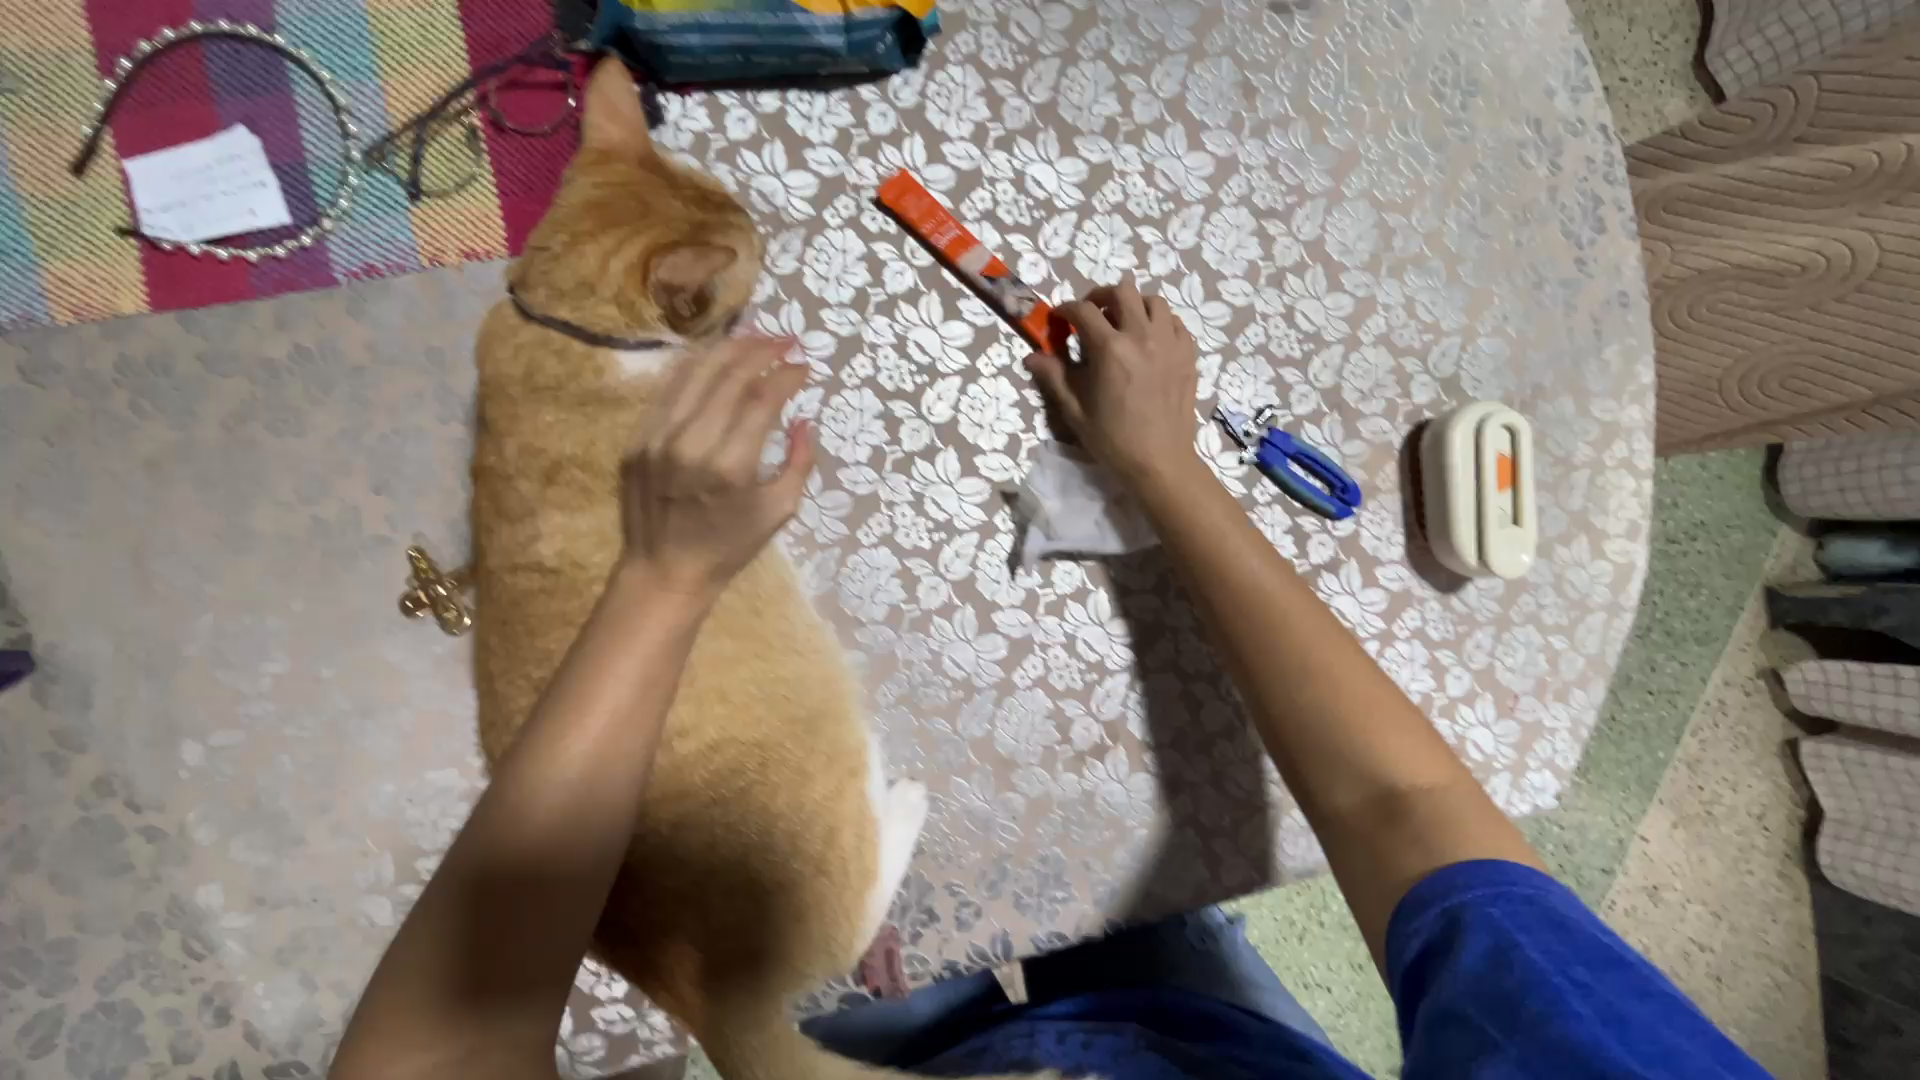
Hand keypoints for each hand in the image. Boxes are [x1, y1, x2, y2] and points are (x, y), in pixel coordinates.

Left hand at [619, 336, 814, 603]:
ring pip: (693, 374)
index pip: (762, 400)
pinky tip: (713, 358)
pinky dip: (693, 368)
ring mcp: (656, 439)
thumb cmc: (728, 546)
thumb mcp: (779, 512)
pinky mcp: (636, 440)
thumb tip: (806, 421)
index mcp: (730, 467)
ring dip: (727, 349)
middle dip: (761, 350)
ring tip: (753, 338)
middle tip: (784, 340)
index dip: (786, 376)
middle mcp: (690, 444)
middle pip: (728, 376)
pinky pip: (666, 391)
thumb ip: (800, 464)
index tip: (804, 366)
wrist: (664, 571)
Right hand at [1025, 280, 1201, 490]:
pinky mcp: (1188, 355)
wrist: (1159, 461)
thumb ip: (1054, 377)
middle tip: (1091, 314)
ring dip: (1134, 305)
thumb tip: (1032, 356)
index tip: (1059, 319)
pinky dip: (1160, 322)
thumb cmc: (1112, 439)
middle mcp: (1141, 336)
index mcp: (1110, 349)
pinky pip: (1175, 322)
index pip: (1083, 311)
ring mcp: (1169, 343)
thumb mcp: (1075, 411)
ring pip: (1153, 301)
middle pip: (1122, 291)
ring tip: (1123, 323)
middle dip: (1101, 296)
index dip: (1066, 309)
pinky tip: (1150, 339)